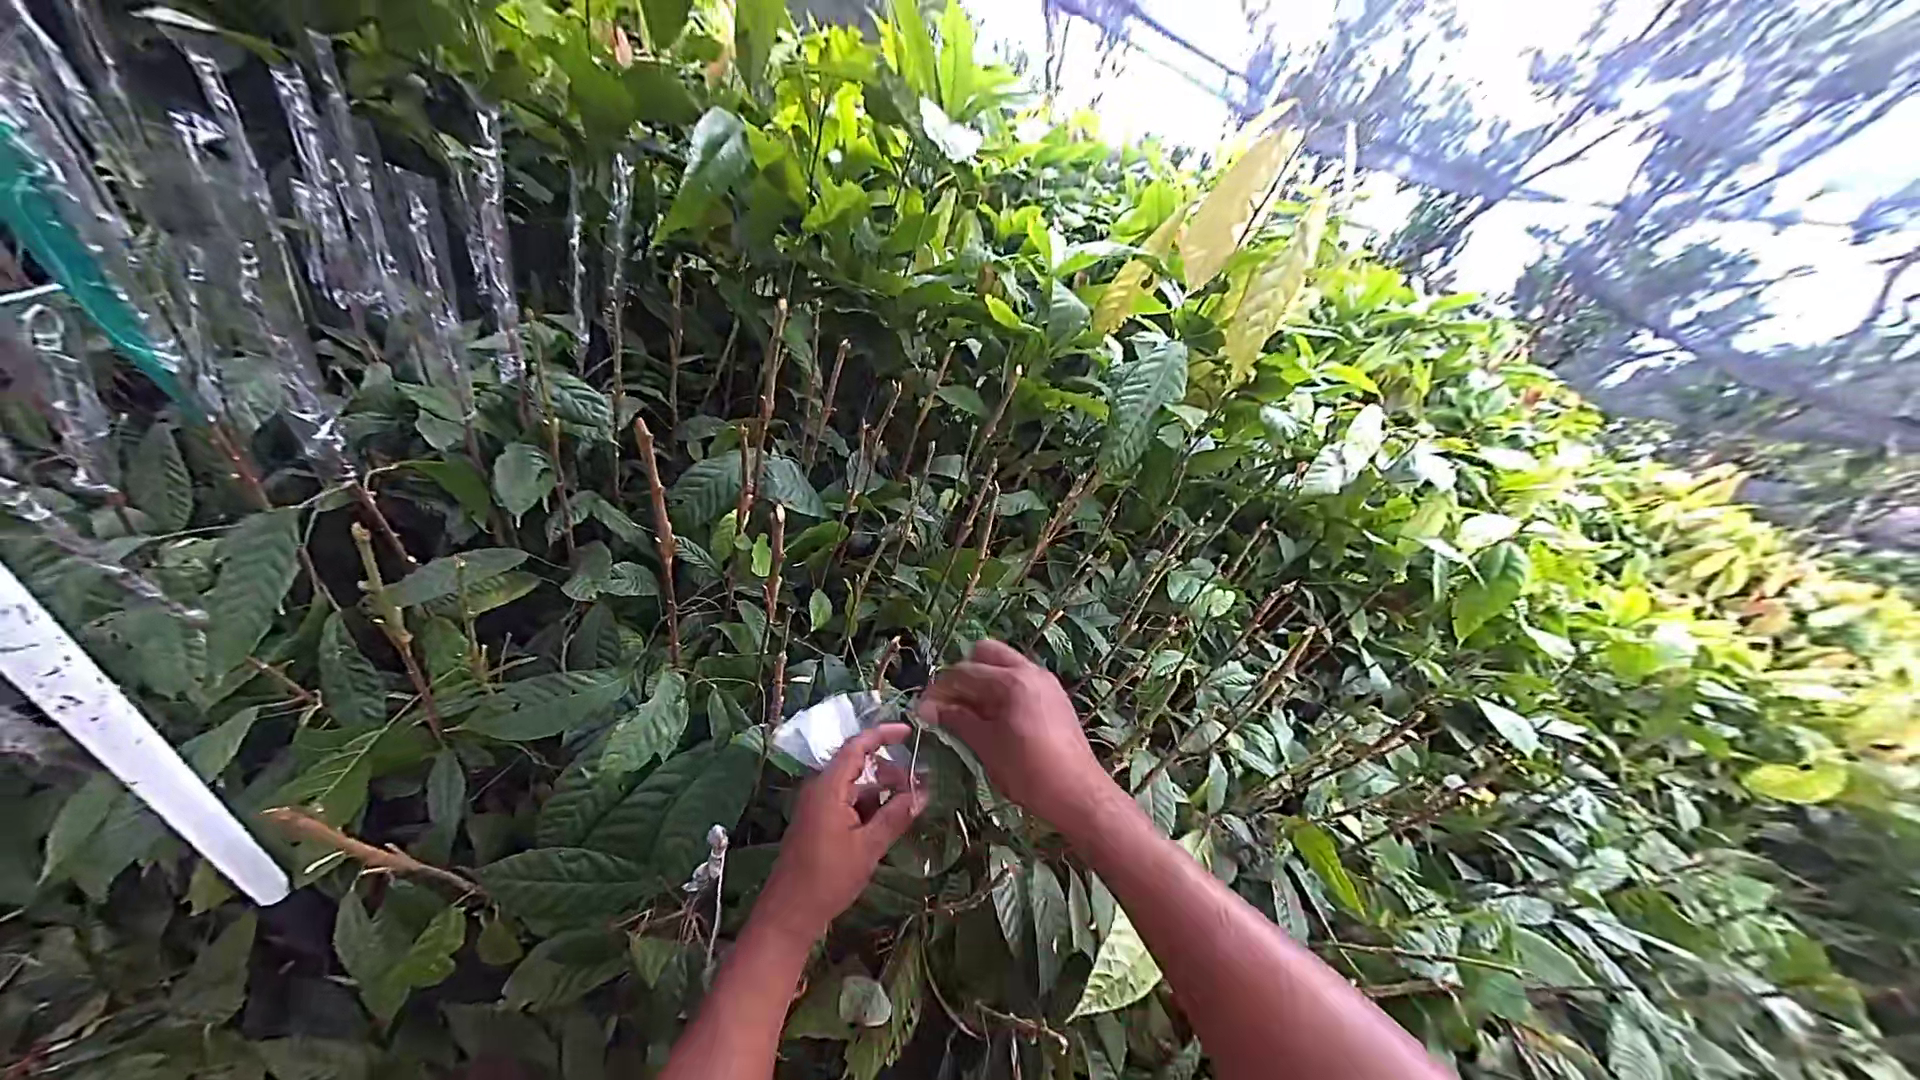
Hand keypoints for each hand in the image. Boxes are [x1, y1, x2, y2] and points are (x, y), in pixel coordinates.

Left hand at [760, 724, 926, 939]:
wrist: (788, 915)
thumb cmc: (827, 879)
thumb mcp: (868, 847)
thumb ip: (895, 816)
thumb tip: (922, 793)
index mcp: (828, 787)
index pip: (857, 746)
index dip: (883, 735)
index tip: (909, 732)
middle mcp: (820, 789)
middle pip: (858, 766)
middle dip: (889, 772)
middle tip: (918, 785)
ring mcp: (816, 805)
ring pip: (854, 787)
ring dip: (880, 793)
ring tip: (906, 808)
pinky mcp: (817, 821)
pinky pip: (846, 802)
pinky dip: (867, 807)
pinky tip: (885, 825)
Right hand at [918, 640, 1126, 841]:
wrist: (1078, 793)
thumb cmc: (1028, 772)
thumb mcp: (986, 746)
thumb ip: (957, 719)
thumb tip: (927, 708)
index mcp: (1011, 680)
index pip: (964, 672)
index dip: (940, 690)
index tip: (924, 708)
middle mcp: (1030, 671)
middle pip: (986, 653)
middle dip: (964, 674)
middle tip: (950, 703)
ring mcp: (1046, 681)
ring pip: (1005, 664)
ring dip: (983, 681)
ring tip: (971, 713)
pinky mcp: (1054, 696)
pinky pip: (1020, 679)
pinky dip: (1003, 689)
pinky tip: (996, 718)